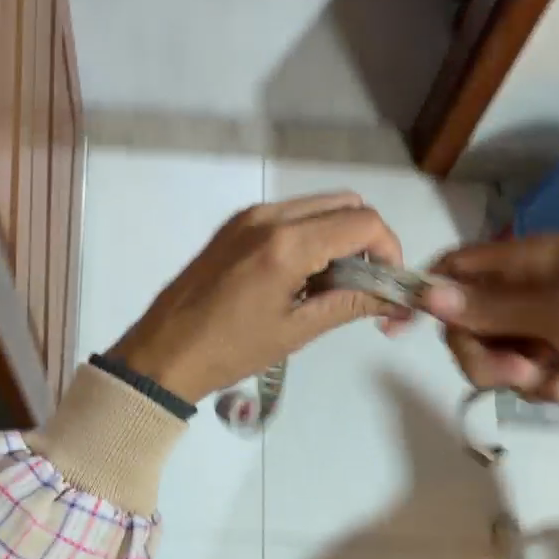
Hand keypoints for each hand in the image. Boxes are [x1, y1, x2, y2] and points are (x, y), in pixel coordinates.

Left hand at [109, 193, 403, 401]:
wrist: (163, 353)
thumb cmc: (230, 350)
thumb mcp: (296, 330)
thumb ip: (350, 304)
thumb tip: (395, 298)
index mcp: (287, 242)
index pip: (363, 223)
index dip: (389, 250)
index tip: (388, 285)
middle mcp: (269, 215)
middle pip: (344, 205)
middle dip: (366, 240)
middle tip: (364, 284)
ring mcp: (248, 216)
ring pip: (317, 207)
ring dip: (338, 236)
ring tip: (331, 286)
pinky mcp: (234, 226)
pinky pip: (288, 216)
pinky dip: (309, 236)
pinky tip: (301, 278)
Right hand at [421, 236, 558, 415]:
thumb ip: (493, 308)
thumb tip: (427, 295)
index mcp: (530, 258)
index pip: (456, 269)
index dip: (425, 296)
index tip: (397, 331)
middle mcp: (531, 288)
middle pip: (466, 323)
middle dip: (483, 354)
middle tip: (519, 372)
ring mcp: (547, 324)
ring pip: (492, 355)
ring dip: (517, 377)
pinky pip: (525, 376)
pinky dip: (546, 388)